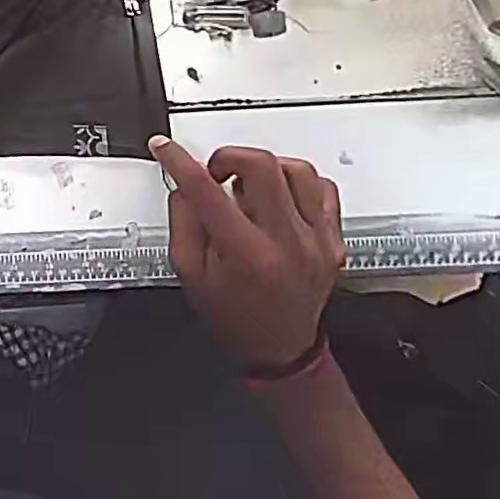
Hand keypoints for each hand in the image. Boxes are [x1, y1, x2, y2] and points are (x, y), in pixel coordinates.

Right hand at [150, 136, 346, 370]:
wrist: (278, 350)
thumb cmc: (233, 317)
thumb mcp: (188, 271)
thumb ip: (182, 221)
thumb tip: (184, 184)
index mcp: (246, 254)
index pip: (205, 189)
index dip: (178, 160)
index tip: (166, 148)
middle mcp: (287, 244)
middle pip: (261, 165)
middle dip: (227, 158)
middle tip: (214, 172)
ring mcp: (316, 241)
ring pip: (296, 170)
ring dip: (263, 169)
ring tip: (247, 187)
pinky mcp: (333, 240)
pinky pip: (323, 188)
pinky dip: (297, 182)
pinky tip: (279, 195)